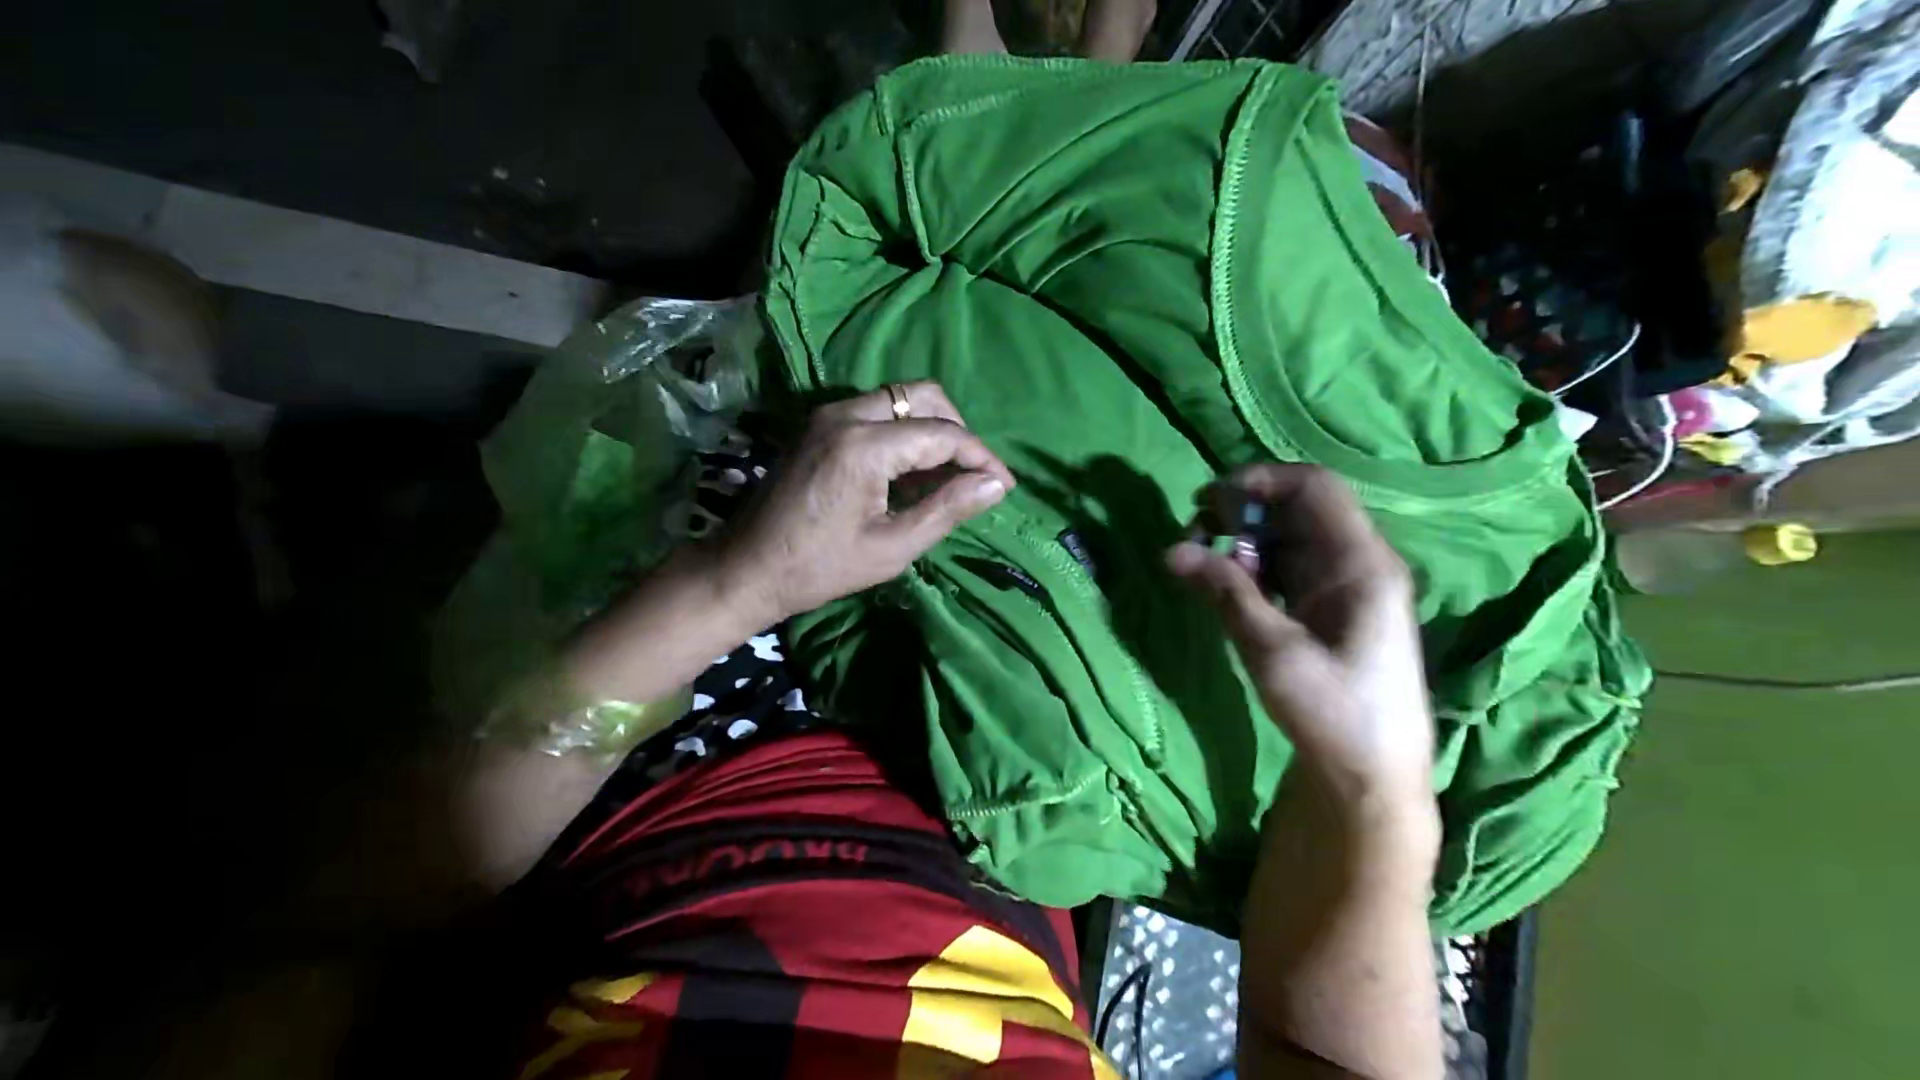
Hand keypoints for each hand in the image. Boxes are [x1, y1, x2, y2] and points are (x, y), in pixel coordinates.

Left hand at [716, 381, 1014, 623]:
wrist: (746, 569)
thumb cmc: (820, 568)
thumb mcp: (892, 548)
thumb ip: (946, 509)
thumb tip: (995, 485)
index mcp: (864, 445)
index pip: (942, 433)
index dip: (981, 457)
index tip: (1003, 486)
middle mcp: (846, 413)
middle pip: (923, 396)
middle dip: (958, 432)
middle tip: (973, 476)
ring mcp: (828, 415)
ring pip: (900, 400)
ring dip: (931, 430)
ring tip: (947, 479)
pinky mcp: (820, 424)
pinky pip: (877, 412)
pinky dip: (905, 433)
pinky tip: (911, 474)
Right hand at [1167, 465, 1434, 817]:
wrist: (1373, 775)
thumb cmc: (1334, 710)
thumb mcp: (1272, 650)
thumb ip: (1225, 592)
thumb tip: (1171, 550)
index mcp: (1361, 563)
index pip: (1314, 487)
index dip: (1261, 480)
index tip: (1210, 499)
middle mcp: (1357, 563)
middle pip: (1298, 510)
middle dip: (1243, 512)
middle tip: (1196, 531)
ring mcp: (1344, 587)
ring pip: (1289, 539)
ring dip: (1244, 542)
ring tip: (1204, 562)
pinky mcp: (1330, 609)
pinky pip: (1288, 569)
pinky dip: (1254, 569)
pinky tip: (1228, 587)